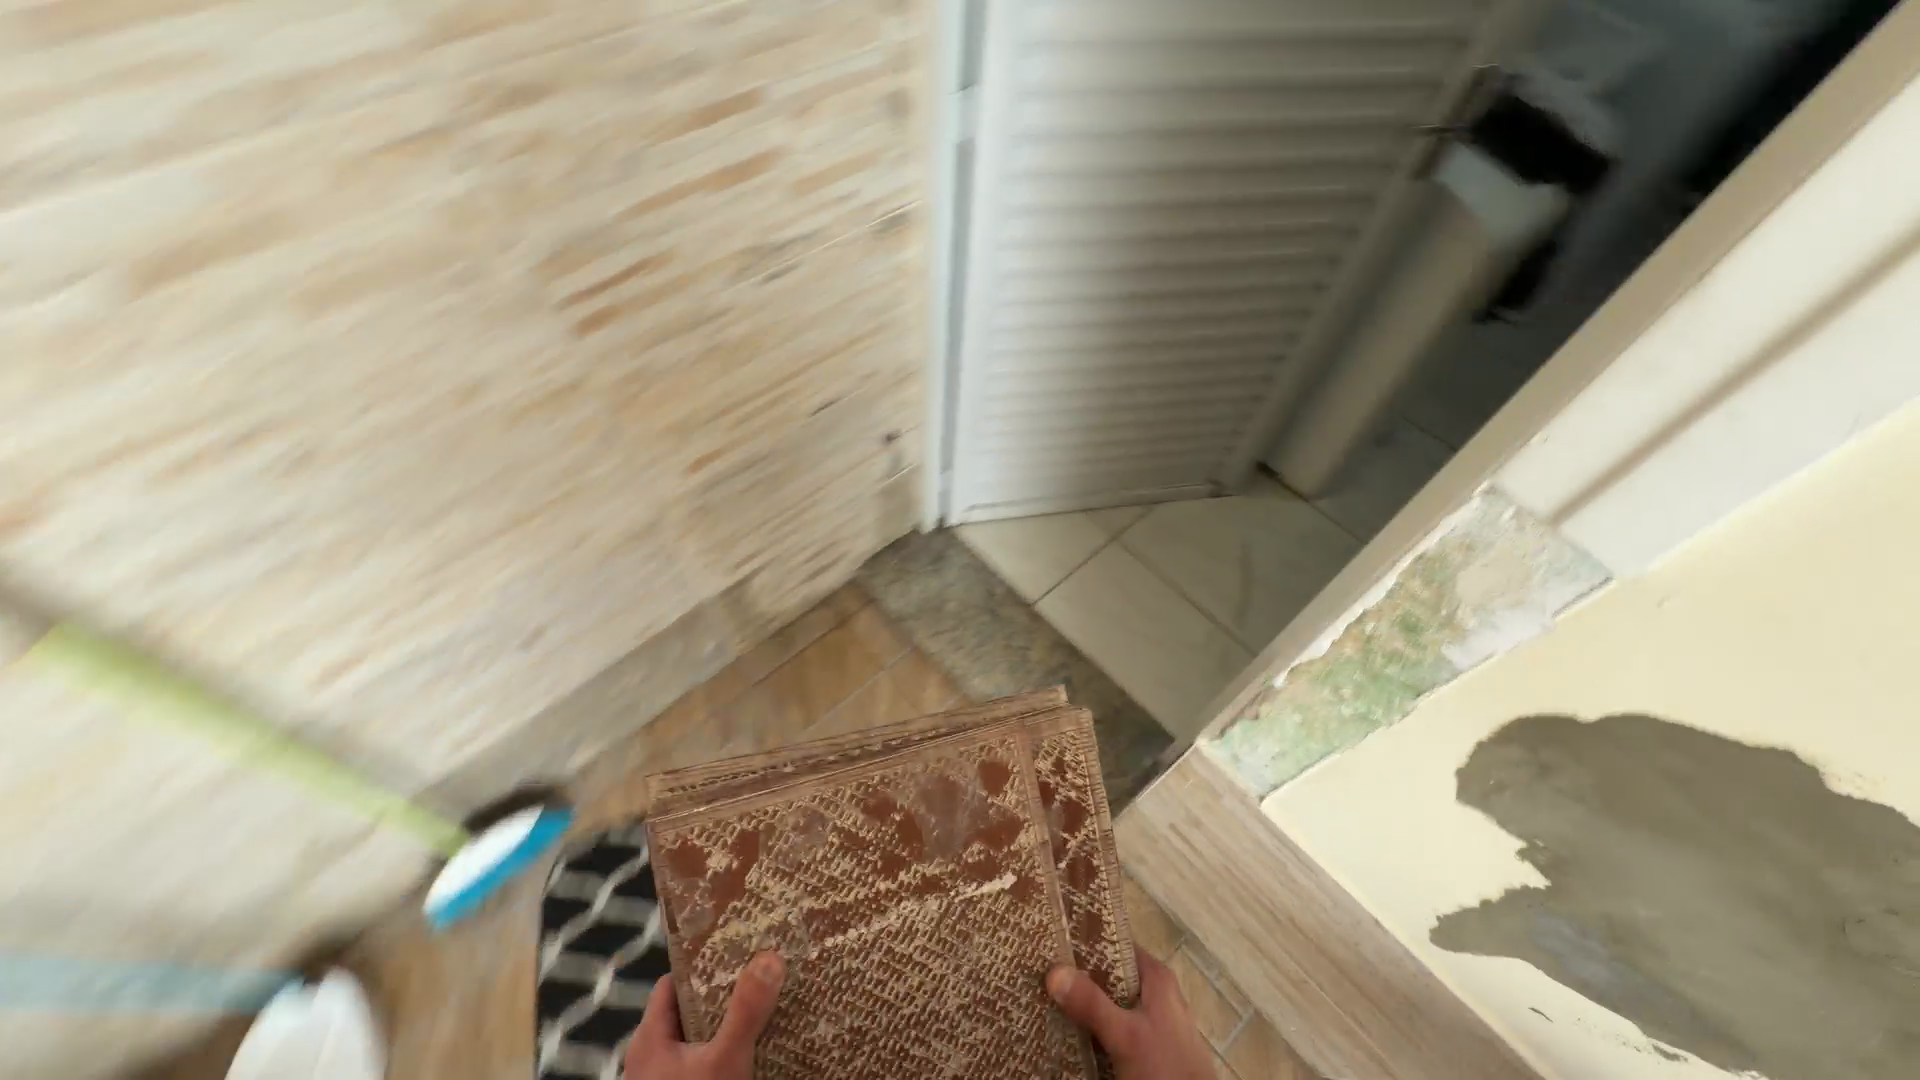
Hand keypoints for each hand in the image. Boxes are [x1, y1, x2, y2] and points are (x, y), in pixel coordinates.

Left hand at [625, 952, 785, 1079]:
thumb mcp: (724, 1061)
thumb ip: (746, 1011)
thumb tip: (770, 957)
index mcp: (649, 1039)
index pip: (673, 983)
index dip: (703, 965)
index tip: (738, 950)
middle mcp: (653, 1059)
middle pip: (690, 1011)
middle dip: (725, 996)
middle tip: (762, 977)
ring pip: (701, 1042)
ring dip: (730, 1028)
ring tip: (767, 1011)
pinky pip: (706, 1067)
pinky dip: (729, 1056)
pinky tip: (758, 1055)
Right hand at [1047, 949, 1217, 1079]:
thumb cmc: (1164, 1066)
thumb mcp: (1125, 1034)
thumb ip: (1091, 1003)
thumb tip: (1053, 971)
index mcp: (1156, 977)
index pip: (1116, 943)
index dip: (1087, 941)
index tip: (1055, 942)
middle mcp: (1156, 993)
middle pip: (1111, 975)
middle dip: (1081, 977)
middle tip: (1047, 975)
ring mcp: (1153, 1021)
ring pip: (1111, 1003)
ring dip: (1087, 1004)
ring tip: (1053, 1002)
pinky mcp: (1148, 1046)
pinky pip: (1116, 1027)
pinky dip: (1097, 1027)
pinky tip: (1075, 1033)